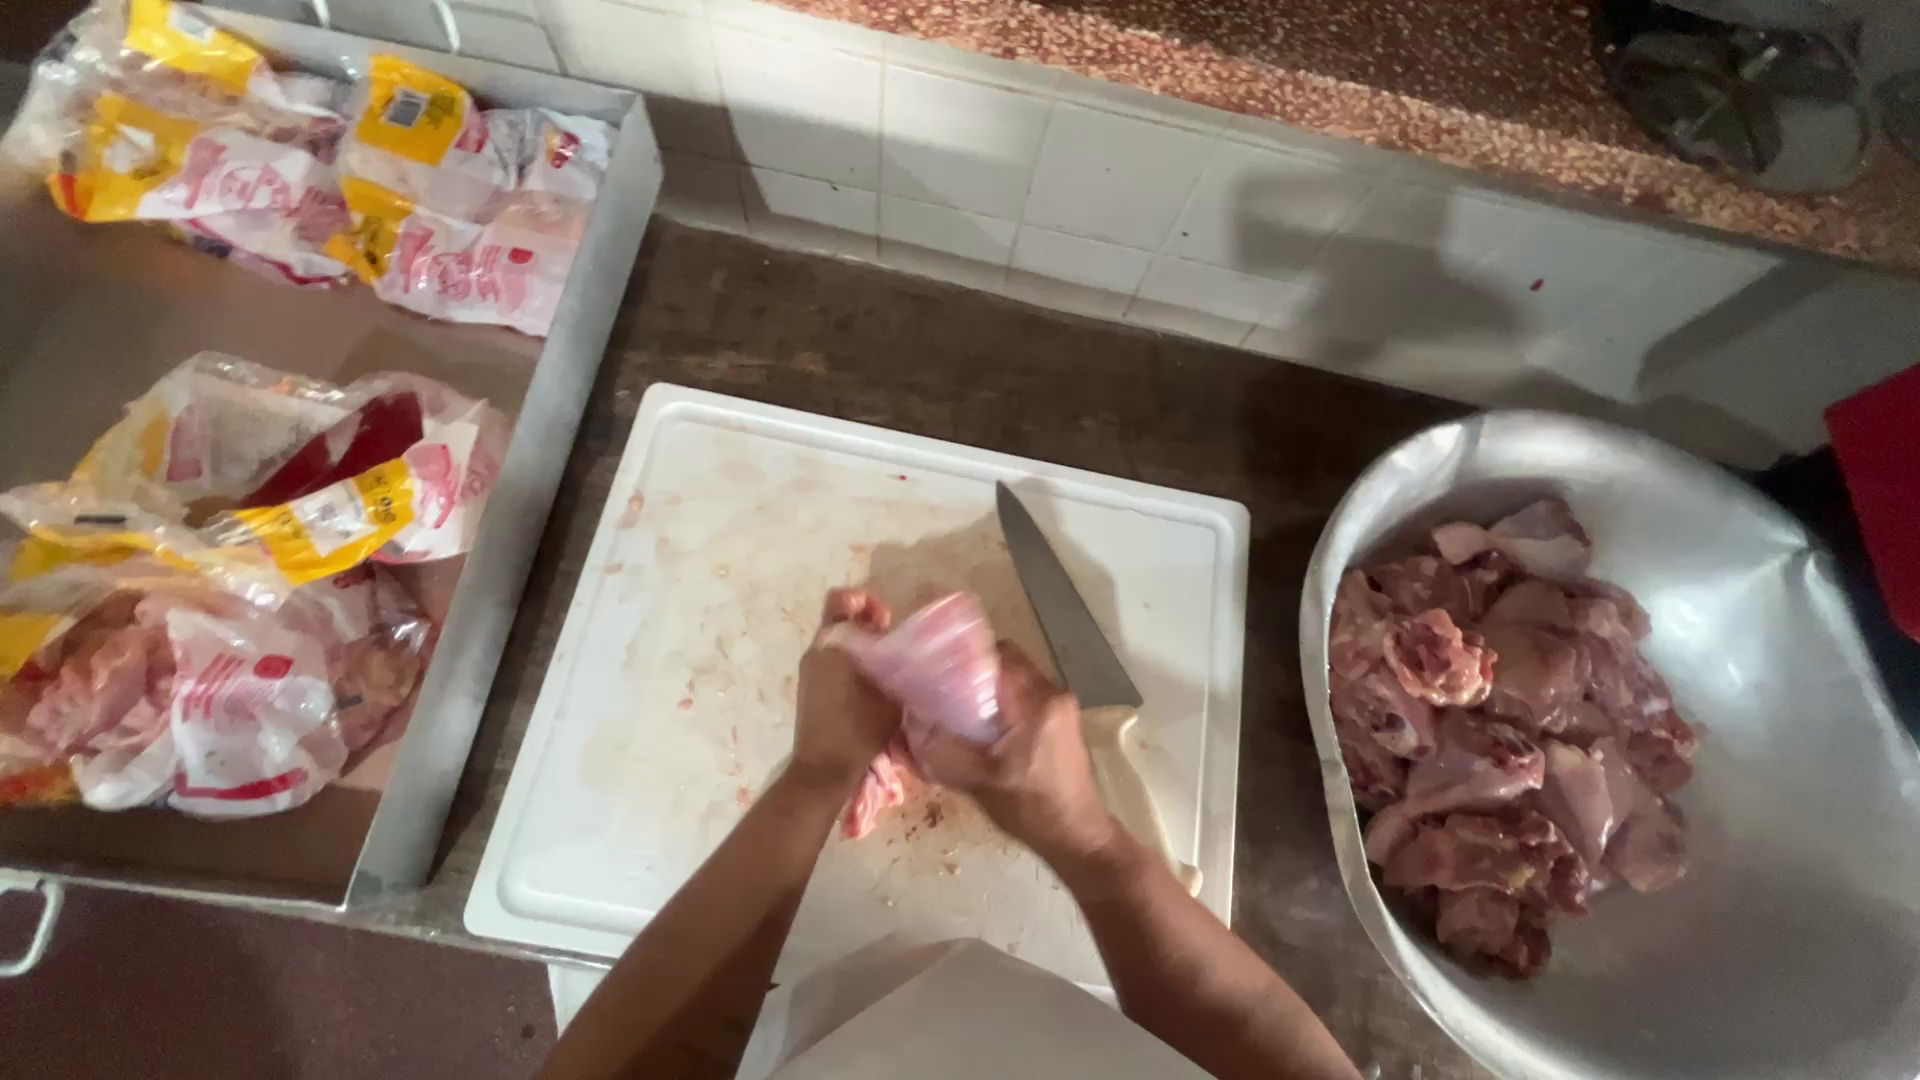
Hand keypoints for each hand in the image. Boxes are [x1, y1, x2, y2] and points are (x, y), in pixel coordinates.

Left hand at [791, 588, 901, 791]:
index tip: (885, 619)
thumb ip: (897, 662)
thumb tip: (906, 646)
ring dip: (861, 646)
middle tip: (893, 641)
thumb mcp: (891, 693)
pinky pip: (832, 662)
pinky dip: (851, 663)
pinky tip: (873, 684)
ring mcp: (809, 670)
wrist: (823, 769)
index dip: (864, 599)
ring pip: (838, 643)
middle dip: (868, 625)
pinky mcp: (809, 689)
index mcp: (833, 642)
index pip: (840, 599)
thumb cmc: (859, 727)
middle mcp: (816, 650)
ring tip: (888, 665)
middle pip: (841, 621)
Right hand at [913, 641, 1116, 863]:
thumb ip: (943, 750)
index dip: (964, 656)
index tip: (936, 669)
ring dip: (988, 686)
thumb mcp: (978, 781)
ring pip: (1016, 677)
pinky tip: (983, 725)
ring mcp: (1061, 706)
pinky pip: (1026, 694)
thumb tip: (911, 723)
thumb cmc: (1030, 808)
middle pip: (1007, 662)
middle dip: (973, 671)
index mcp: (1037, 701)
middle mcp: (1053, 693)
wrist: (1076, 836)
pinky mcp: (1061, 720)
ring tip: (959, 707)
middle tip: (943, 689)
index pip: (998, 654)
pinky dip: (1003, 700)